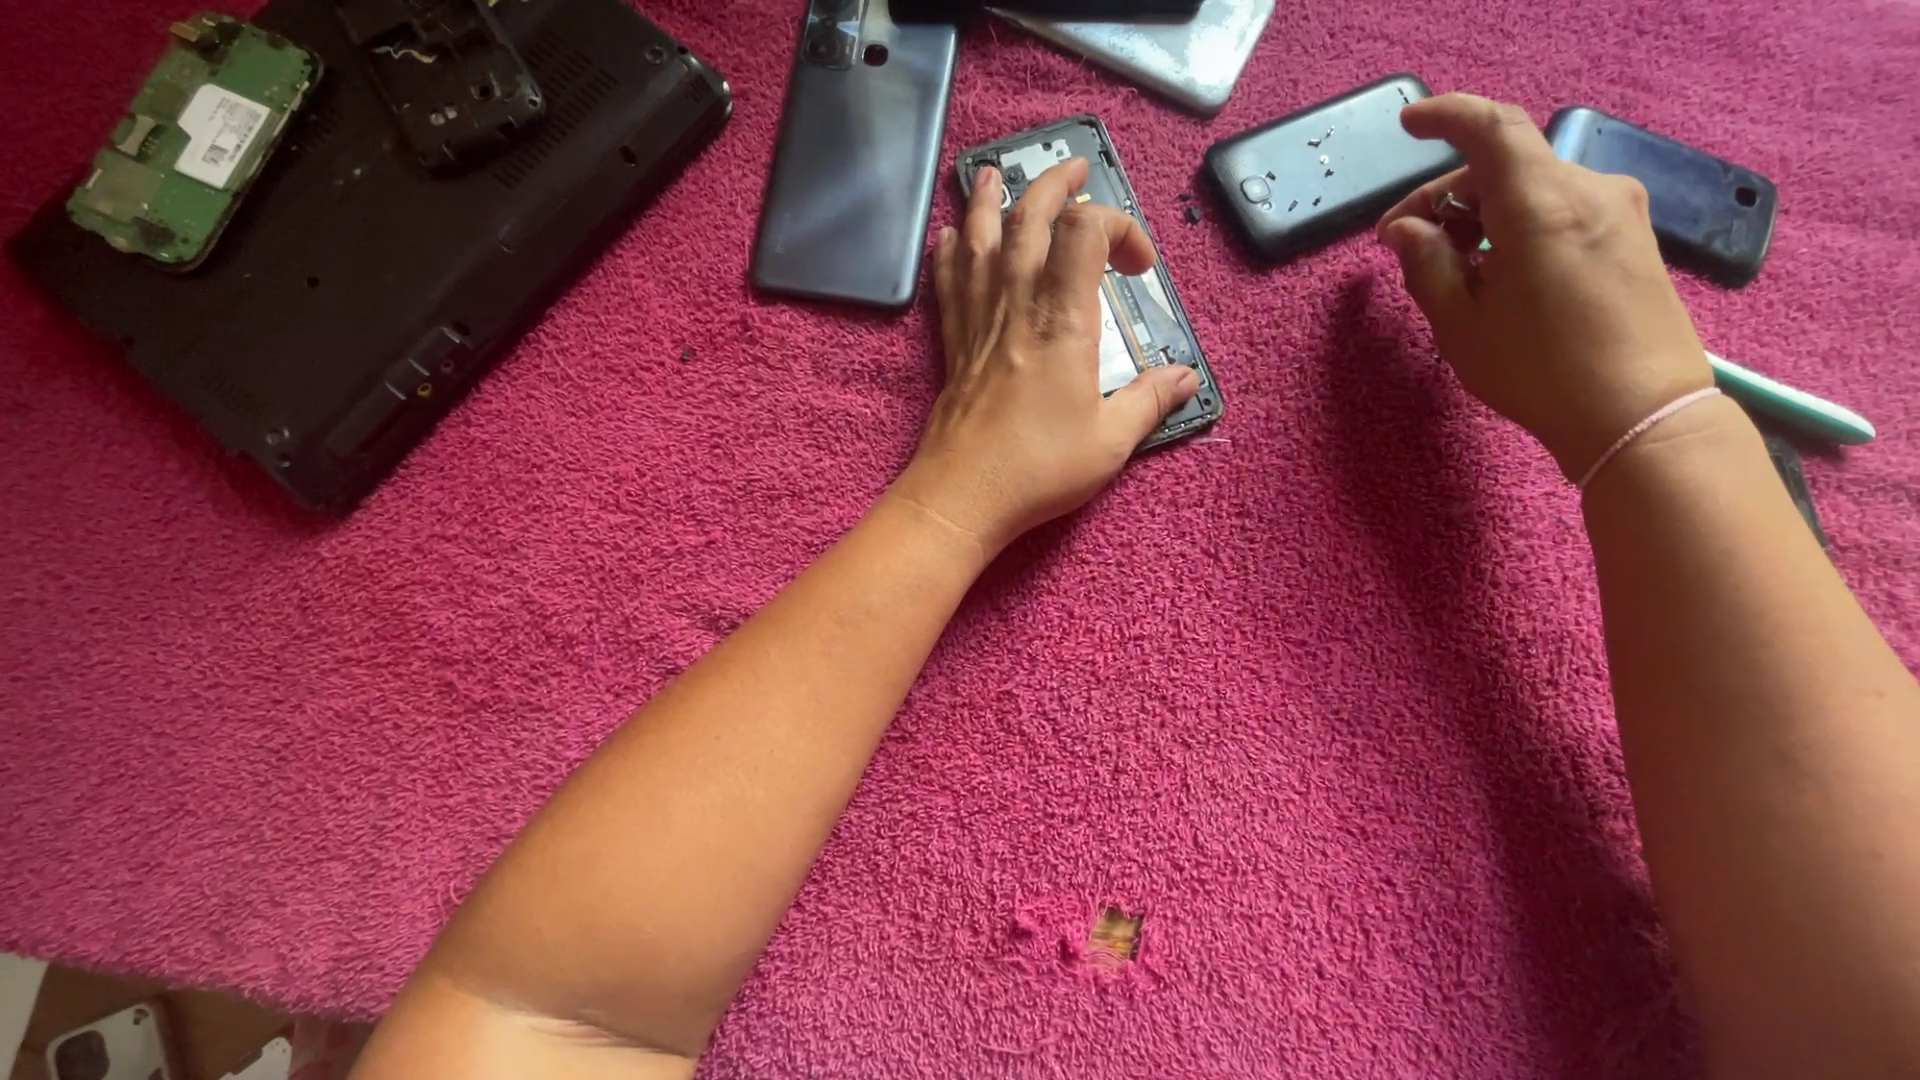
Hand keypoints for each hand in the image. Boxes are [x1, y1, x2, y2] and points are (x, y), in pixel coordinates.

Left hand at [891, 157, 1198, 553]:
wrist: (963, 496)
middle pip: (1028, 219)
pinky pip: (949, 282)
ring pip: (979, 240)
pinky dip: (951, 253)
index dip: (1120, 228)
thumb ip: (1149, 401)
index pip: (1086, 232)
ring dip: (989, 201)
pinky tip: (952, 237)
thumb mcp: (1111, 441)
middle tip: (1074, 168)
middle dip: (1053, 184)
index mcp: (1062, 322)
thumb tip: (1184, 379)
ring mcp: (979, 322)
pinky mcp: (955, 344)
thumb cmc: (1038, 470)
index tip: (1139, 267)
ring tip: (993, 174)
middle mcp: (1016, 307)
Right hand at [1376, 93, 1714, 479]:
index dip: (1446, 116)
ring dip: (1478, 212)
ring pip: (1530, 188)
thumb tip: (1404, 228)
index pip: (1491, 129)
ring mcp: (1617, 211)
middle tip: (1401, 242)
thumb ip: (1426, 263)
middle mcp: (1587, 191)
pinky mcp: (1630, 236)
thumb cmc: (1537, 370)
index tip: (1408, 124)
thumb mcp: (1461, 323)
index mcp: (1541, 206)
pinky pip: (1558, 209)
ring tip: (1443, 266)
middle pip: (1505, 165)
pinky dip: (1513, 224)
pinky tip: (1490, 268)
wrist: (1638, 412)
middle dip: (1445, 194)